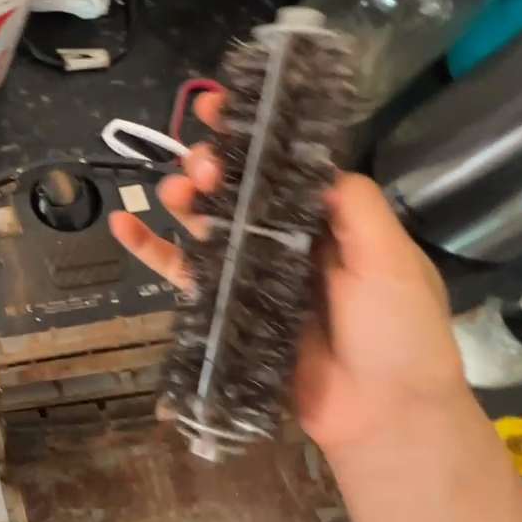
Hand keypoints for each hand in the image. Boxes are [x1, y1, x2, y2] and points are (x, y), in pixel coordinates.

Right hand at [108, 93, 476, 463]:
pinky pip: (177, 271)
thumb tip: (310, 161)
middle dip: (213, 167)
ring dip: (182, 198)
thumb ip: (354, 207)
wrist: (381, 413)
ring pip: (202, 223)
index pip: (279, 167)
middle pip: (234, 191)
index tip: (218, 108)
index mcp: (324, 222)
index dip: (248, 135)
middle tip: (204, 166)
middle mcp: (282, 239)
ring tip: (176, 191)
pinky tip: (124, 225)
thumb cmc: (397, 331)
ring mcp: (247, 272)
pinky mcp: (220, 305)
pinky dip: (148, 247)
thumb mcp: (391, 259)